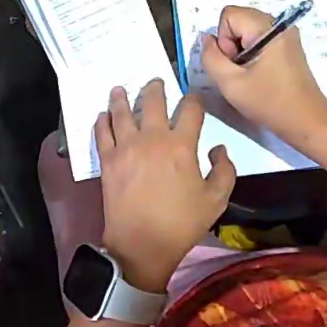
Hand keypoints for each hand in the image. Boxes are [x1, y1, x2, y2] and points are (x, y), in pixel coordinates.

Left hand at [95, 78, 235, 292]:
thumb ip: (224, 170)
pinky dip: (102, 120)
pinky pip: (102, 133)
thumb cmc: (182, 223)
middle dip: (156, 88)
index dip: (194, 101)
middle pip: (152, 102)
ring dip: (122, 97)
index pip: (190, 110)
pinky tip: (103, 114)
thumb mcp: (217, 200)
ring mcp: (126, 148)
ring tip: (120, 89)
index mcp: (181, 146)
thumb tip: (218, 149)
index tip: (194, 100)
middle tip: (156, 82)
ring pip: (122, 112)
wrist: (142, 244)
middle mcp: (152, 139)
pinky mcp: (108, 161)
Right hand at [200, 5, 326, 141]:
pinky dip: (251, 55)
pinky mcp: (287, 46)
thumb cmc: (270, 103)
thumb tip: (207, 39)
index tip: (234, 65)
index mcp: (269, 28)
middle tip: (241, 72)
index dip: (224, 40)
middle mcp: (279, 24)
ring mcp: (285, 34)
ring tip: (250, 75)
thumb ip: (211, 58)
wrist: (306, 121)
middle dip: (231, 45)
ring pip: (246, 31)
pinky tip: (258, 75)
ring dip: (240, 52)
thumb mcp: (230, 84)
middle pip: (238, 20)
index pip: (229, 15)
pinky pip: (258, 40)